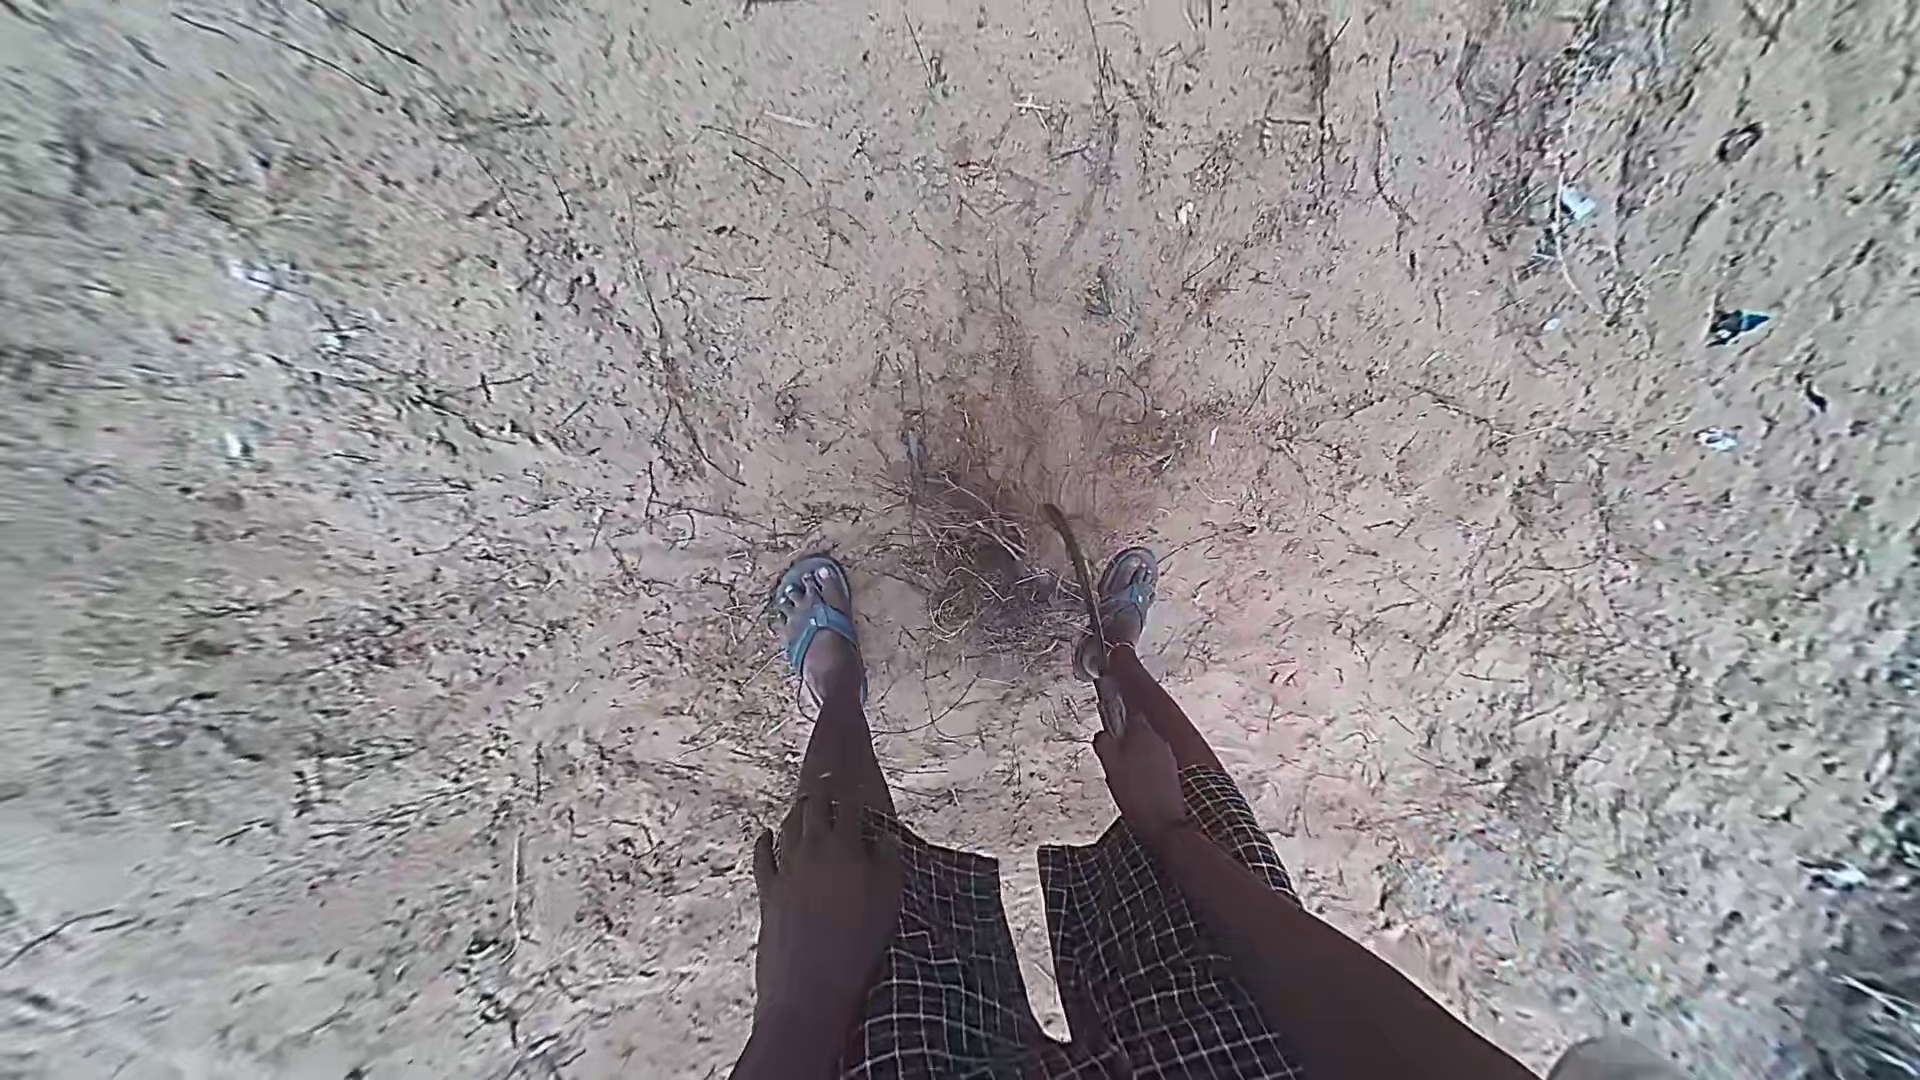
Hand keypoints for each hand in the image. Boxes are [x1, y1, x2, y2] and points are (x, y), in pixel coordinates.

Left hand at [750, 795, 901, 1031]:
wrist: (809, 990)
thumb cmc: (857, 943)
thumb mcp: (889, 899)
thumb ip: (889, 860)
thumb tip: (884, 838)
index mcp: (844, 845)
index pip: (848, 806)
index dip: (850, 790)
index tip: (852, 780)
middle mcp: (813, 848)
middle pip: (813, 807)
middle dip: (821, 791)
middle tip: (825, 781)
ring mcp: (786, 869)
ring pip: (789, 826)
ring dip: (797, 811)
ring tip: (804, 803)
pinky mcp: (768, 892)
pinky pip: (762, 858)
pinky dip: (764, 842)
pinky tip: (765, 834)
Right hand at [1092, 701, 1189, 844]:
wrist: (1161, 823)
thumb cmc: (1134, 793)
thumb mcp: (1110, 765)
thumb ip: (1103, 743)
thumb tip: (1102, 734)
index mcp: (1143, 734)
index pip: (1130, 714)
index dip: (1117, 720)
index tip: (1108, 730)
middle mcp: (1159, 741)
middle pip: (1138, 731)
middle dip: (1125, 740)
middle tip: (1112, 757)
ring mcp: (1168, 757)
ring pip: (1146, 747)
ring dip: (1134, 754)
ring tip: (1123, 774)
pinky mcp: (1172, 772)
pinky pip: (1154, 761)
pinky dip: (1144, 766)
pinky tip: (1135, 784)